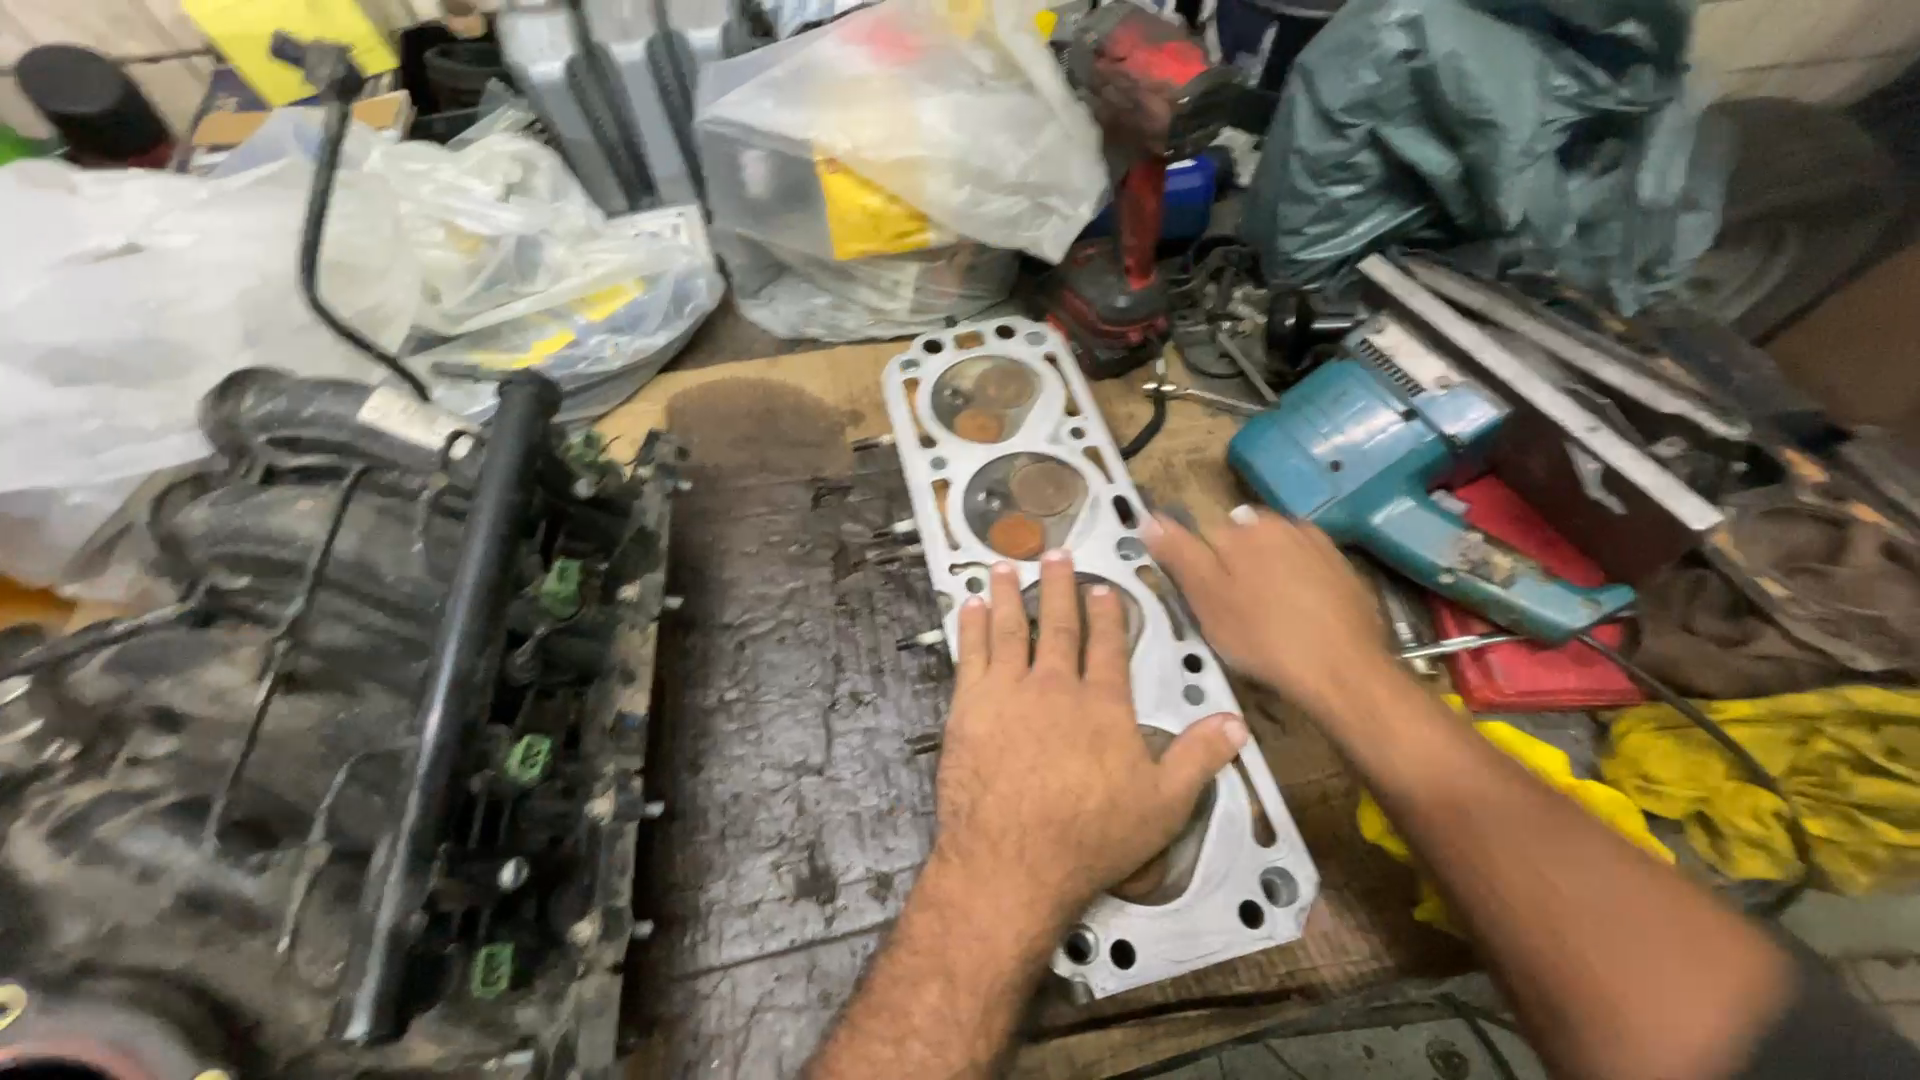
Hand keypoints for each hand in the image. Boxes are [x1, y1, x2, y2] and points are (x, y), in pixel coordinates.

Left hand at [931, 551, 1248, 925]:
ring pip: (1009, 629)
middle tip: (1055, 554)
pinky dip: (971, 627)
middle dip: (1057, 587)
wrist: (1013, 858)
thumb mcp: (1163, 804)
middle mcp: (1056, 686)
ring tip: (1004, 564)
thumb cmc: (1091, 836)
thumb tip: (1236, 722)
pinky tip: (970, 607)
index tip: (1102, 589)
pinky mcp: (969, 707)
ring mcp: (1009, 692)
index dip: (1107, 615)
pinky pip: (971, 654)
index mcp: (1103, 704)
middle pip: (1057, 626)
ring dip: (1007, 595)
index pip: (1108, 647)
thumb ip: (1199, 758)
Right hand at [1143, 506, 1399, 719]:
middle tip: (1233, 612)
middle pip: (1239, 539)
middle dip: (1232, 565)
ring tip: (1266, 615)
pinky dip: (1296, 581)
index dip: (1197, 567)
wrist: (1344, 669)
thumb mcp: (1206, 600)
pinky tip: (1298, 613)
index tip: (1203, 599)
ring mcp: (1315, 543)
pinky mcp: (1342, 567)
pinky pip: (1304, 565)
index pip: (1201, 534)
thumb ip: (1179, 554)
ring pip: (1273, 551)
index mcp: (1241, 528)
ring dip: (1265, 571)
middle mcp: (1279, 523)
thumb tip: (1149, 519)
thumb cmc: (1264, 637)